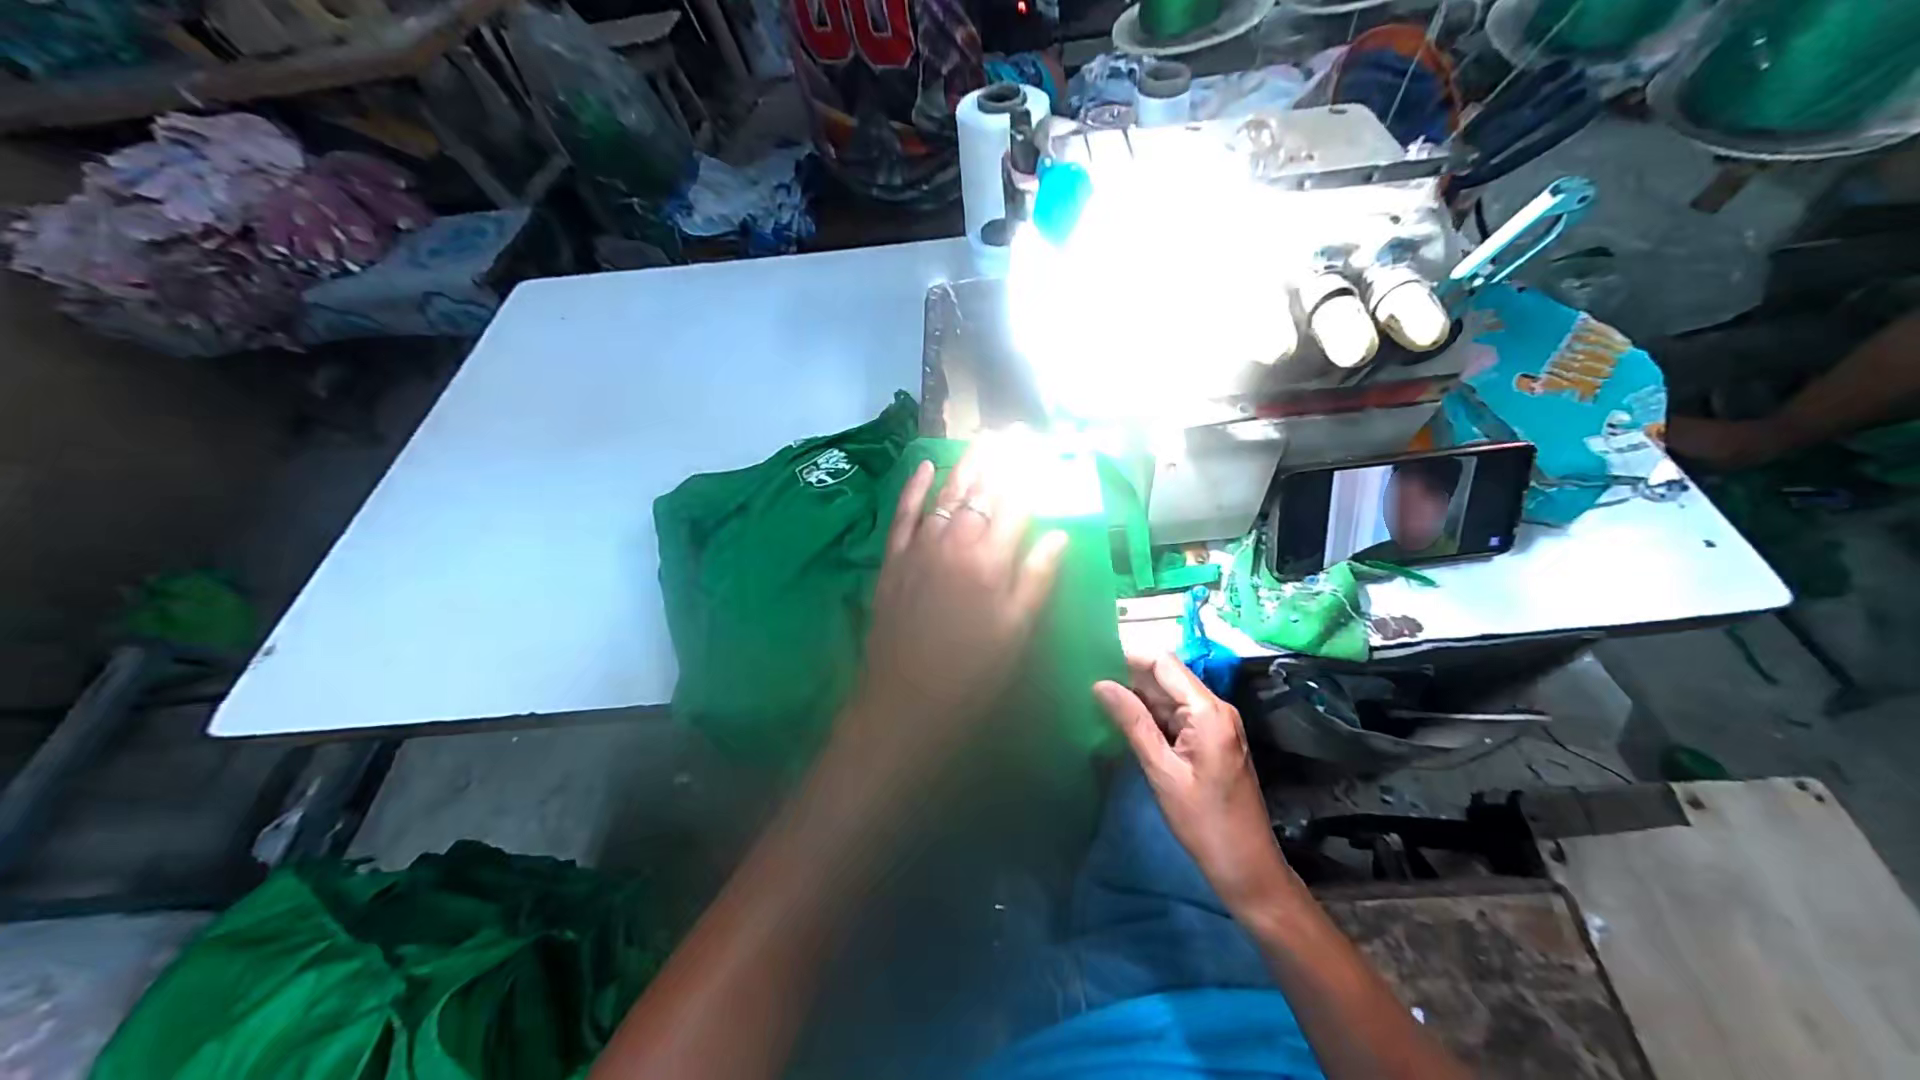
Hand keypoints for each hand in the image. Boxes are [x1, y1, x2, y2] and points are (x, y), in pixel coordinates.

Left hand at [843, 444, 1067, 778]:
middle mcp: (955, 543)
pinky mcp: (893, 560)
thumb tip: (1057, 535)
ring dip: (964, 464)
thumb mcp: (1016, 633)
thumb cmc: (971, 675)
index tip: (1039, 449)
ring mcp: (919, 548)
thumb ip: (1036, 579)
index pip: (1016, 504)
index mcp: (991, 562)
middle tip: (1012, 431)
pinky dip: (914, 487)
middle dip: (999, 458)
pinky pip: (904, 513)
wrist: (904, 701)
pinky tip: (925, 466)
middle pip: (980, 490)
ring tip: (981, 439)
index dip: (1029, 474)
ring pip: (944, 493)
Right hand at [1094, 653, 1290, 912]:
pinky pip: (1174, 716)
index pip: (1164, 664)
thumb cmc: (1204, 821)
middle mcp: (1214, 709)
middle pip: (1166, 678)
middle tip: (1086, 678)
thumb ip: (1133, 723)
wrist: (1246, 865)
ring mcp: (1213, 725)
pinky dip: (1149, 716)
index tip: (1093, 658)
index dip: (1129, 656)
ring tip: (1095, 696)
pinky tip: (1120, 719)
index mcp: (1208, 711)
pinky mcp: (1209, 741)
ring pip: (1168, 697)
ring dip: (1135, 696)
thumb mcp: (1162, 771)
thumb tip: (1101, 685)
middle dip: (1128, 676)